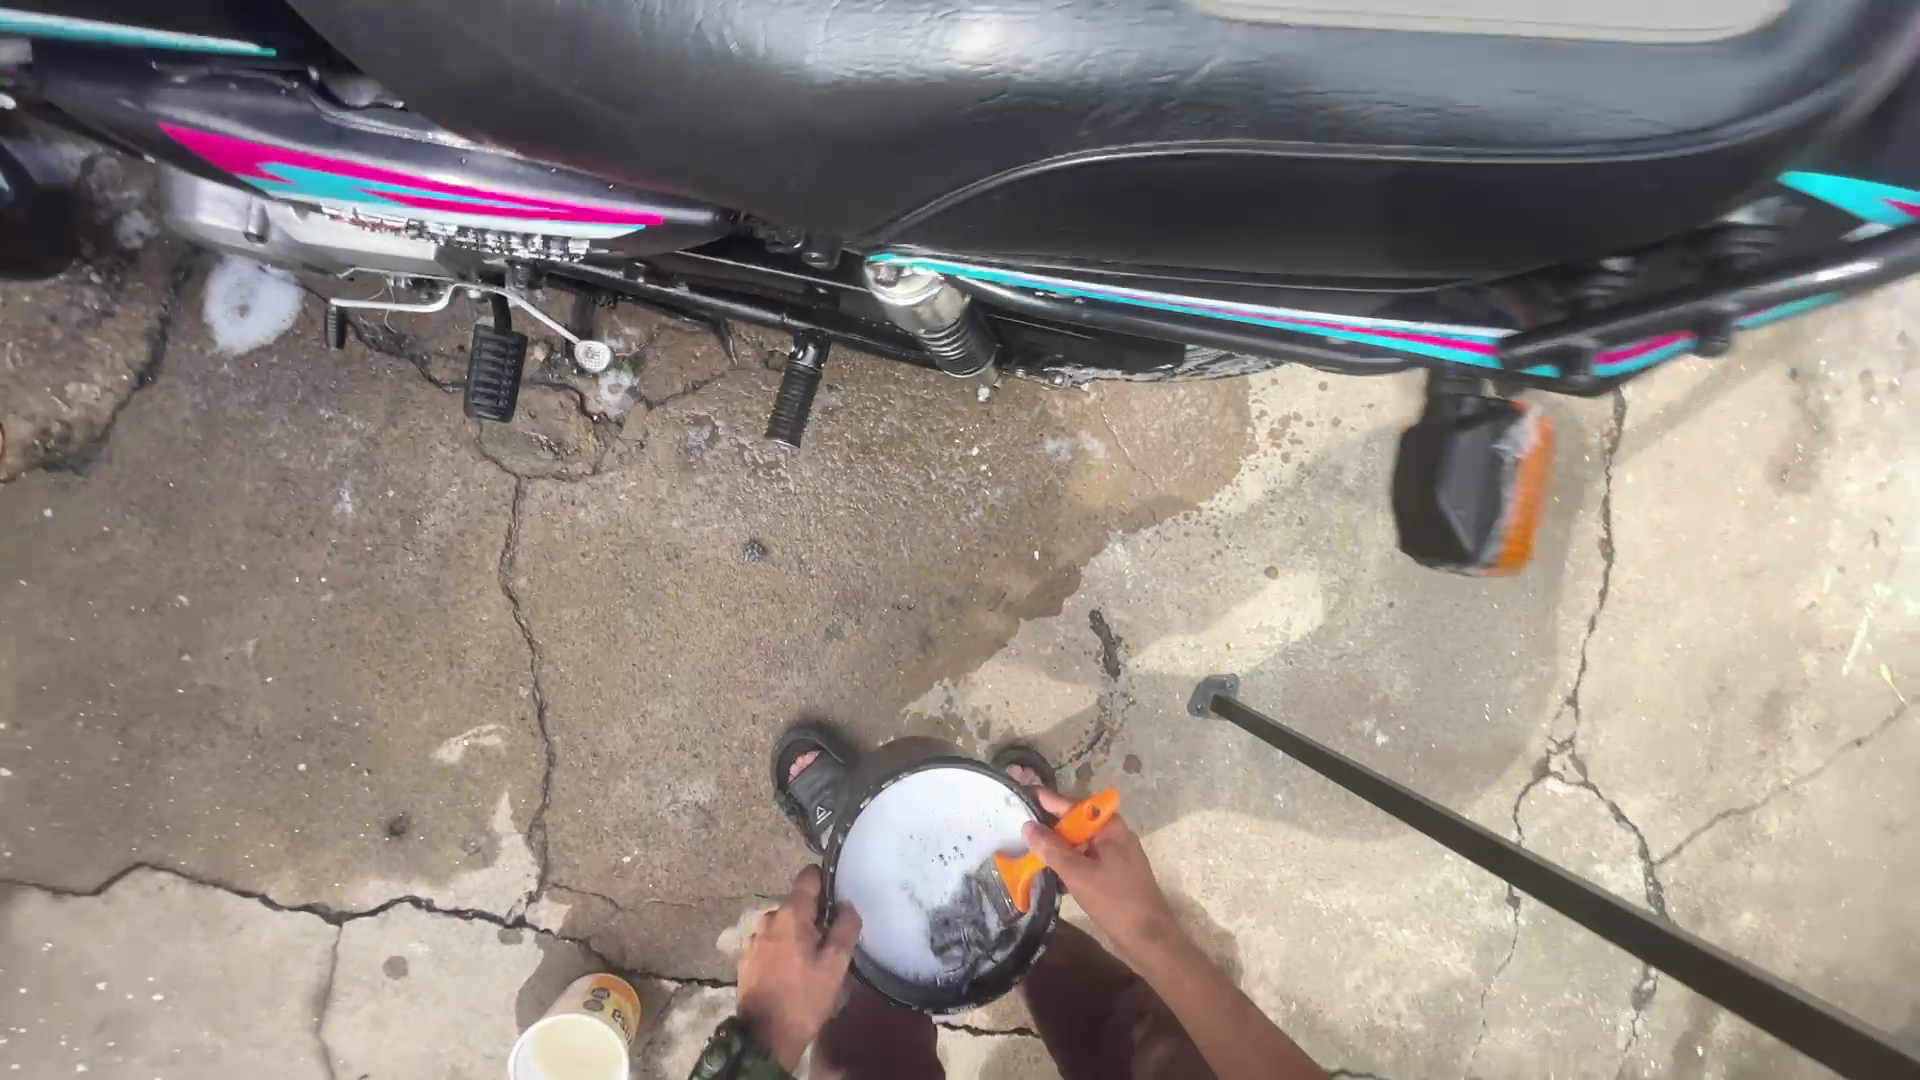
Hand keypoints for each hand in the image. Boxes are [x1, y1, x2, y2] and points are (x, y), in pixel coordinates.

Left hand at [736, 865, 861, 1071]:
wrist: (764, 1040)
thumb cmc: (803, 998)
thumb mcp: (835, 965)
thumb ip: (846, 927)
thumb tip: (846, 905)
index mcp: (790, 914)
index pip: (808, 876)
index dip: (826, 882)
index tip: (837, 900)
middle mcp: (768, 919)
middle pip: (797, 904)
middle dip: (814, 917)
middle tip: (828, 942)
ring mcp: (753, 939)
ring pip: (783, 925)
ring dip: (797, 934)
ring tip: (809, 961)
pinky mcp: (746, 959)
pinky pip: (770, 942)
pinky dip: (782, 949)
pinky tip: (790, 973)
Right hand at [1022, 789, 1179, 963]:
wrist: (1149, 938)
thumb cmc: (1114, 900)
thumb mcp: (1077, 872)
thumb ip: (1050, 848)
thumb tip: (1027, 826)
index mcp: (1108, 824)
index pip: (1070, 804)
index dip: (1046, 799)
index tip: (1023, 794)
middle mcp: (1113, 832)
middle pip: (1074, 823)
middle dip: (1049, 828)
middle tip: (1020, 828)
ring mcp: (1116, 852)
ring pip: (1079, 843)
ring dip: (1058, 849)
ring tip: (1030, 853)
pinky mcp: (1115, 871)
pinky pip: (1087, 858)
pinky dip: (1070, 864)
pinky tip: (1053, 877)